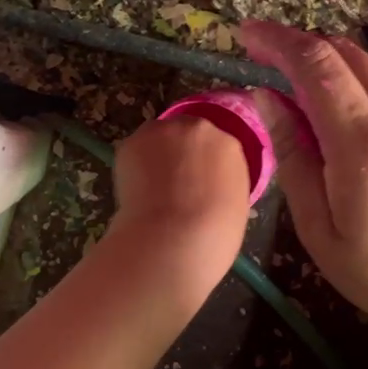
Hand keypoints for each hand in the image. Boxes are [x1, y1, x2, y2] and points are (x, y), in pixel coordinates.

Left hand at [109, 117, 251, 276]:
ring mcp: (162, 132)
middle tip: (172, 181)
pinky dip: (133, 166)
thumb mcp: (235, 204)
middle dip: (179, 151)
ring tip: (151, 187)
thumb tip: (206, 183)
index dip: (203, 162)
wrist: (174, 239)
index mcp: (227, 144)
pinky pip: (135, 150)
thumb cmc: (215, 234)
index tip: (196, 179)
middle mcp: (196, 129)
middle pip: (186, 132)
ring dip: (155, 154)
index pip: (215, 144)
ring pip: (157, 137)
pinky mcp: (132, 142)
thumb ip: (222, 181)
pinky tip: (136, 191)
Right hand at [241, 21, 367, 355]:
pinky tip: (366, 132)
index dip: (277, 40)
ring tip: (315, 105)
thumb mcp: (320, 231)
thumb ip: (292, 155)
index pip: (316, 63)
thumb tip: (266, 96)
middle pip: (345, 52)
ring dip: (336, 71)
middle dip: (301, 48)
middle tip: (269, 62)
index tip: (248, 34)